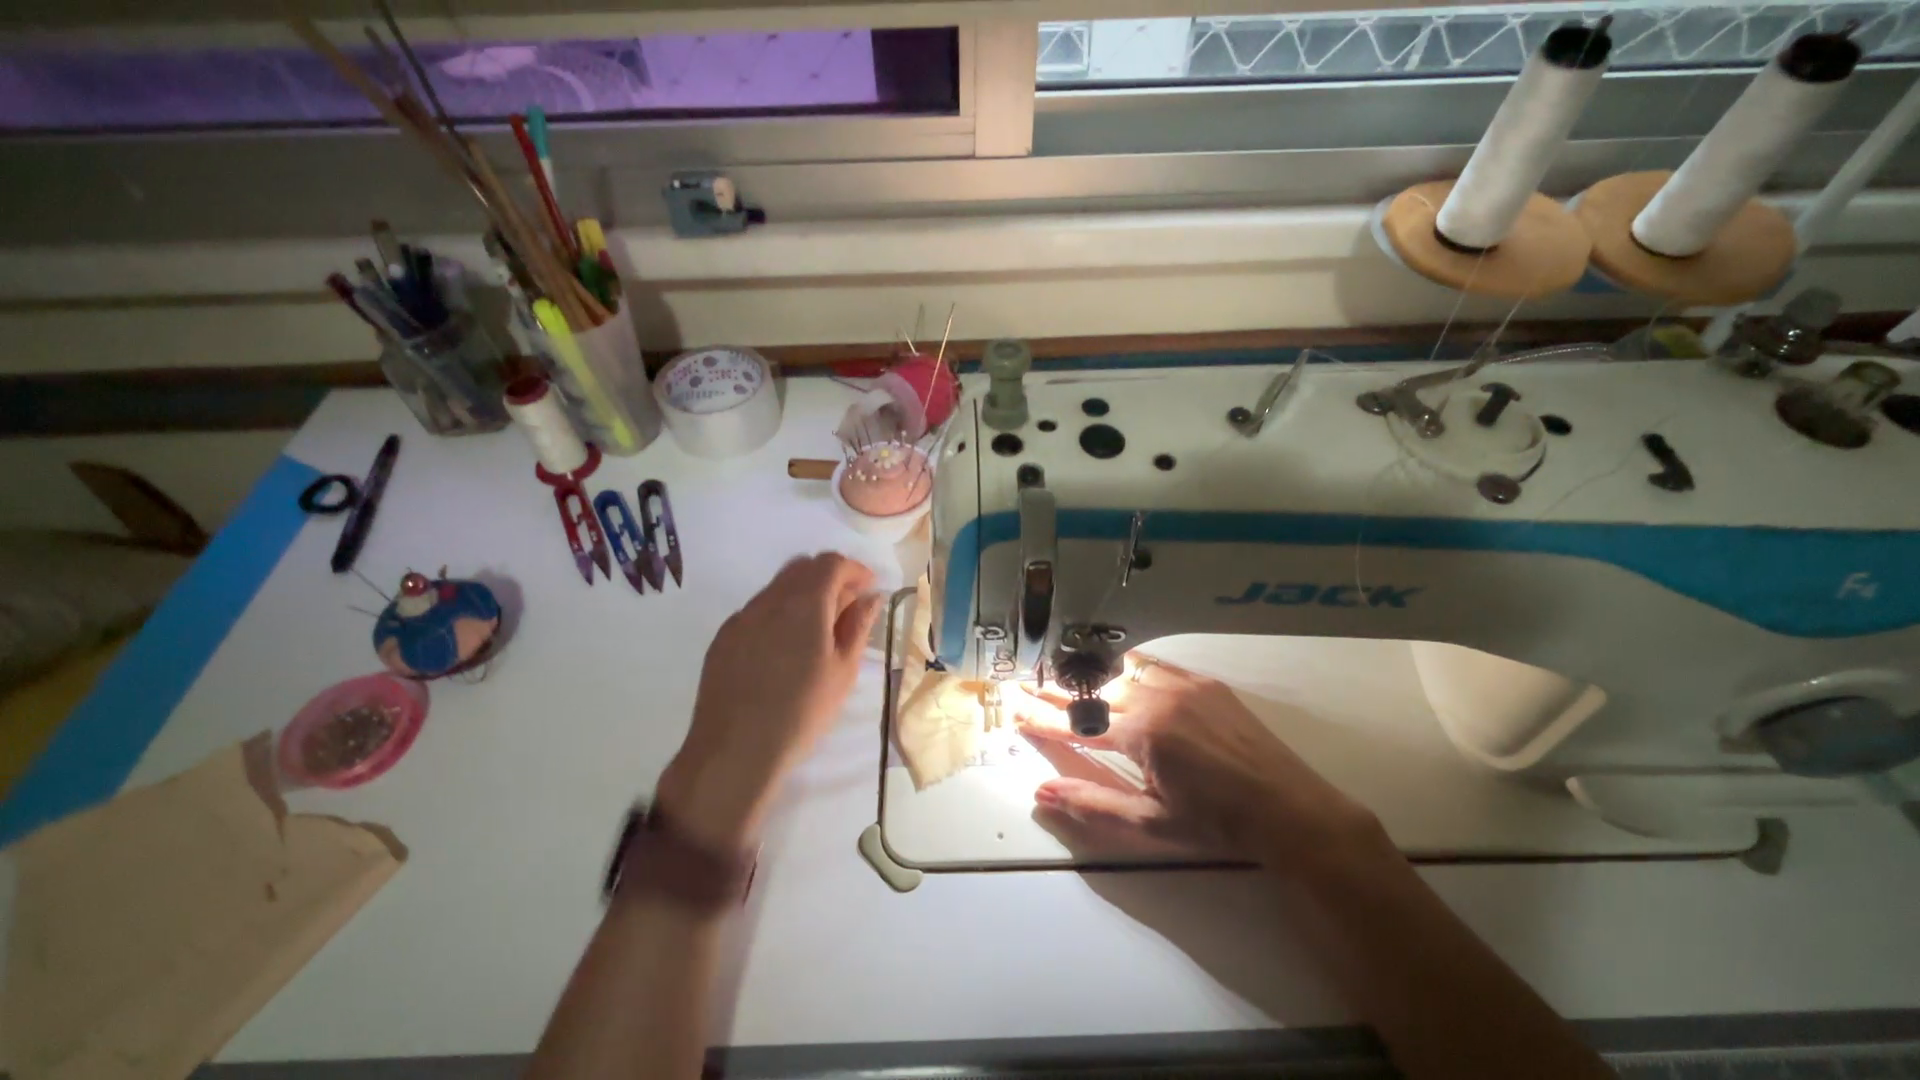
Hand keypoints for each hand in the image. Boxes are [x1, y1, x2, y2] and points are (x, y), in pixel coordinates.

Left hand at [658, 554, 882, 850]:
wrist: (735, 750)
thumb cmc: (802, 712)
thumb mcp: (843, 671)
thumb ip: (858, 626)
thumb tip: (869, 597)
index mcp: (804, 603)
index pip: (830, 563)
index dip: (854, 570)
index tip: (869, 589)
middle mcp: (769, 600)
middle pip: (801, 568)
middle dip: (829, 577)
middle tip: (848, 607)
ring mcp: (741, 617)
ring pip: (777, 588)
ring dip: (802, 595)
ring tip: (817, 631)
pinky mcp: (723, 638)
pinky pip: (756, 611)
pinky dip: (778, 614)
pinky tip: (784, 650)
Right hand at [1012, 655, 1393, 874]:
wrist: (1289, 810)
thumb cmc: (1216, 826)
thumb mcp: (1150, 823)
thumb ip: (1093, 803)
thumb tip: (1042, 793)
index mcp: (1142, 734)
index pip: (1077, 724)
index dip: (1043, 719)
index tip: (1015, 712)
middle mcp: (1159, 698)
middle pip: (1096, 690)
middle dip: (1059, 692)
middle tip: (1028, 686)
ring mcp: (1185, 685)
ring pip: (1125, 671)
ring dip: (1094, 678)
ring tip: (1067, 678)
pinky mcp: (1207, 684)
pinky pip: (1158, 667)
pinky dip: (1131, 670)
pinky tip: (1121, 673)